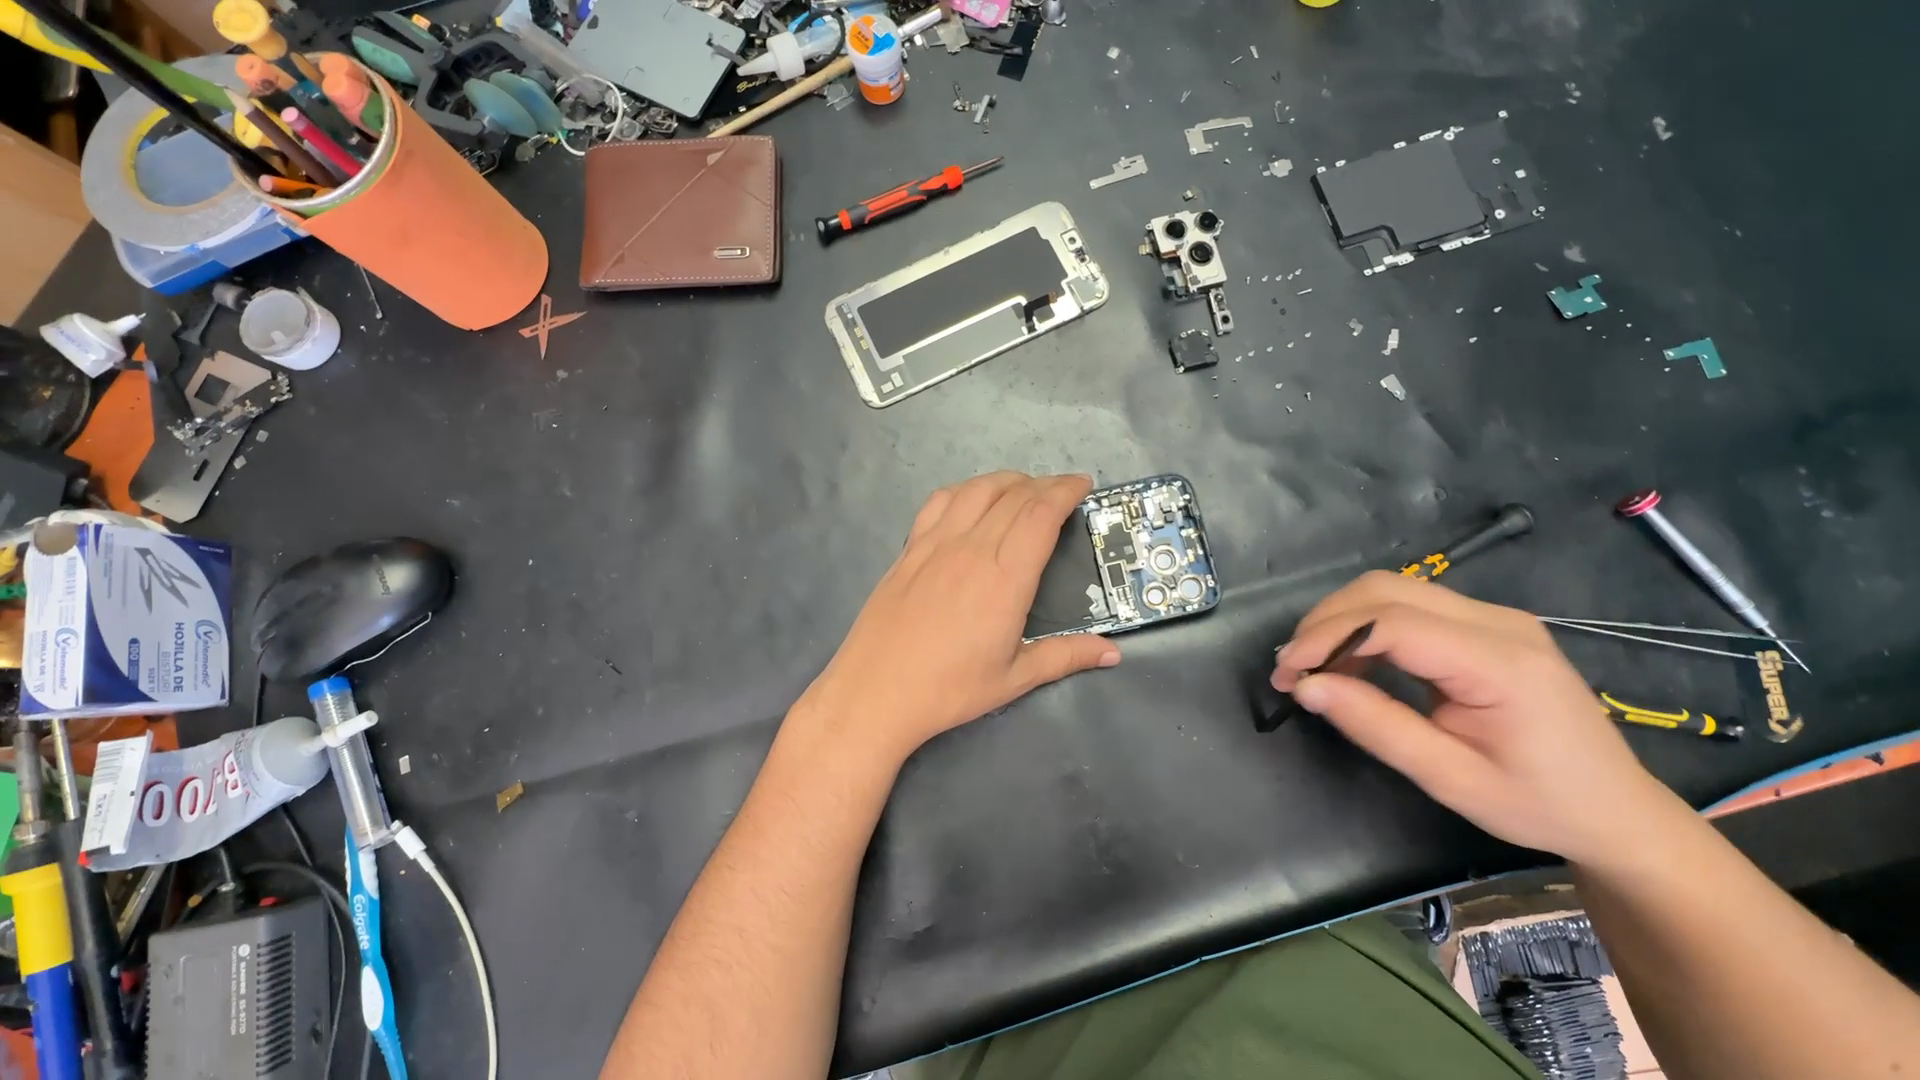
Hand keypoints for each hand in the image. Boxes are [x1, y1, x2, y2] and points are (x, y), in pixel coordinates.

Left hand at [793, 472, 1120, 761]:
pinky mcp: (908, 550)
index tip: (1082, 485)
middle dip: (1044, 485)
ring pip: (975, 490)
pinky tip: (971, 499)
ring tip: (1023, 489)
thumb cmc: (949, 689)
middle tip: (1062, 492)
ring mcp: (934, 544)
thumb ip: (1065, 657)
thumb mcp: (1014, 679)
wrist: (875, 692)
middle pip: (1013, 495)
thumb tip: (1112, 654)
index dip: (1065, 491)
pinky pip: (939, 503)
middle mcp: (970, 548)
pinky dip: (964, 490)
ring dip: (1006, 480)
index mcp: (1004, 577)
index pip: (1040, 514)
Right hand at [1271, 571, 1688, 867]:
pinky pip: (1413, 605)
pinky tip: (1352, 662)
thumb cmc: (1536, 804)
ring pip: (1395, 589)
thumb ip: (1377, 727)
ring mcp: (1497, 618)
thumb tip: (1306, 686)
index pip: (1391, 622)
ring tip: (1314, 667)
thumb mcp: (1450, 779)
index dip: (1326, 639)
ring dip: (1342, 619)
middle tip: (1292, 670)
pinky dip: (1367, 625)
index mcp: (1500, 663)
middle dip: (1325, 622)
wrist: (1615, 810)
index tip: (1285, 676)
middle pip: (1387, 589)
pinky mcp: (1489, 624)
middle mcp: (1499, 622)